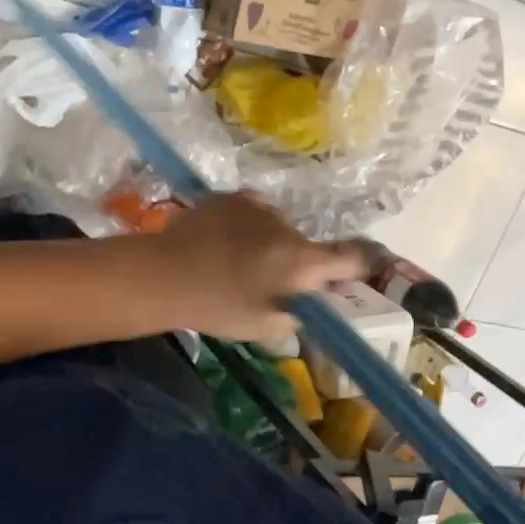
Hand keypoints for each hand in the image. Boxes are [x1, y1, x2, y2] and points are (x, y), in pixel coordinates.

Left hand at [149, 195, 368, 342]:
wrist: (165, 274)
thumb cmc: (215, 306)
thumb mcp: (260, 326)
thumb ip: (290, 319)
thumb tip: (299, 311)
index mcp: (302, 261)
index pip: (354, 256)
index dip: (360, 265)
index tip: (351, 275)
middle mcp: (288, 228)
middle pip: (306, 245)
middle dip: (296, 262)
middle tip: (268, 283)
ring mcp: (259, 208)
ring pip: (278, 228)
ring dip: (269, 242)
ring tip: (237, 262)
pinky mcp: (231, 197)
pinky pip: (253, 211)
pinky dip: (248, 225)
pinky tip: (226, 240)